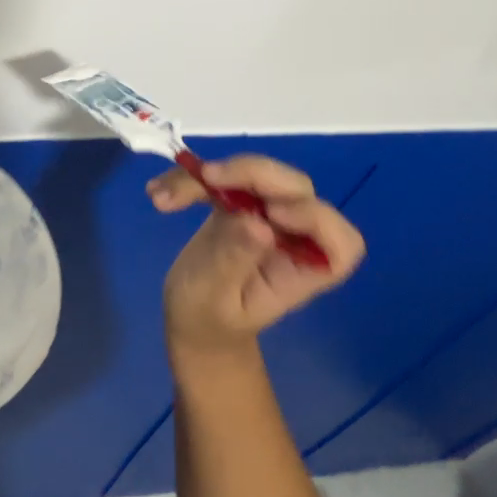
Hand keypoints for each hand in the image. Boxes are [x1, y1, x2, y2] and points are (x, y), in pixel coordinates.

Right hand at [149, 155, 364, 365]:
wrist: (193, 322)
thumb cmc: (207, 322)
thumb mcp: (213, 297)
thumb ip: (233, 260)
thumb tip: (258, 224)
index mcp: (304, 270)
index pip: (338, 239)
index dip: (314, 218)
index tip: (271, 213)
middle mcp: (294, 237)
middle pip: (295, 190)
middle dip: (253, 174)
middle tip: (205, 176)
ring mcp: (267, 216)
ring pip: (258, 174)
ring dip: (209, 174)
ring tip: (162, 195)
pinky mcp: (239, 204)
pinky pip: (223, 177)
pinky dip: (189, 179)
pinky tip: (157, 194)